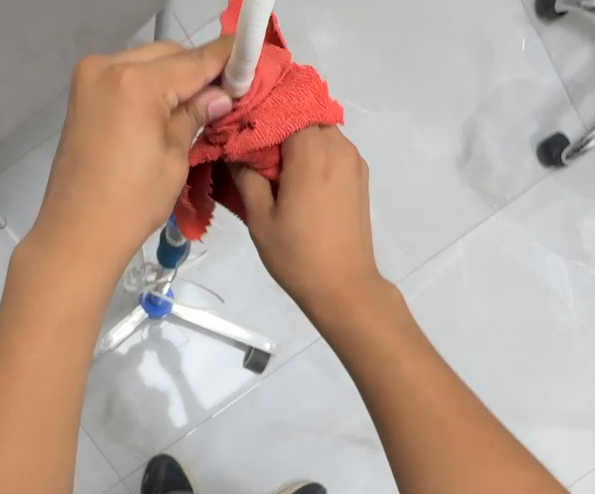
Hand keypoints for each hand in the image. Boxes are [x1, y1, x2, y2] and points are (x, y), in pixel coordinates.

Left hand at [26, 38, 233, 281]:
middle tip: (223, 93)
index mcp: (136, 83)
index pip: (192, 62)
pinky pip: (124, 78)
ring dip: (171, 78)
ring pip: (144, 63)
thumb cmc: (131, 204)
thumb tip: (218, 97)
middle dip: (196, 70)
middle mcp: (108, 67)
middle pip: (166, 55)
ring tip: (196, 105)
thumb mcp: (175, 160)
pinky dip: (147, 87)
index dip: (223, 60)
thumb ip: (194, 118)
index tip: (247, 60)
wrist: (79, 231)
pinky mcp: (82, 95)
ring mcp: (90, 79)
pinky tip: (165, 109)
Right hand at [232, 126, 386, 318]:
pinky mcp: (360, 178)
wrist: (344, 288)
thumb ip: (246, 177)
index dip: (261, 110)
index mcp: (312, 151)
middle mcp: (338, 146)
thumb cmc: (298, 256)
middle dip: (279, 124)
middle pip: (304, 115)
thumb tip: (235, 152)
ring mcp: (353, 161)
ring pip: (320, 132)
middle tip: (253, 146)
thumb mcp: (260, 219)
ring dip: (297, 141)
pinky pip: (333, 151)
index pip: (285, 105)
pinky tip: (297, 179)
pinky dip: (314, 155)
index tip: (240, 124)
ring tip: (274, 165)